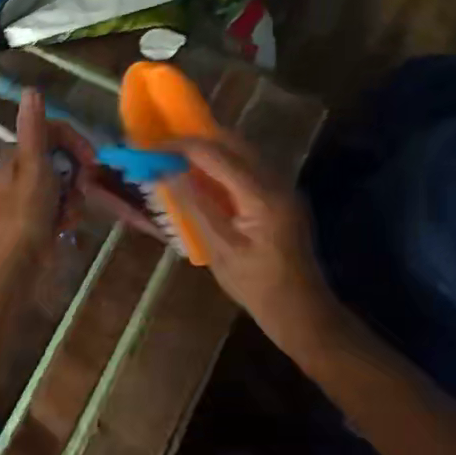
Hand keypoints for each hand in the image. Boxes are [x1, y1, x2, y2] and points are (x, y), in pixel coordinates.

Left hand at [0, 91, 67, 271]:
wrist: (15, 265)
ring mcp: (30, 196)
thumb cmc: (25, 212)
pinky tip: (63, 228)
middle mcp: (21, 171)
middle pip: (63, 159)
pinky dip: (67, 215)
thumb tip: (31, 89)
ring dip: (73, 200)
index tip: (91, 161)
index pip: (53, 132)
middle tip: (79, 192)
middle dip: (76, 177)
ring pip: (66, 185)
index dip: (75, 143)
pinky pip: (62, 206)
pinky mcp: (38, 218)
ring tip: (67, 216)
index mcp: (16, 155)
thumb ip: (35, 128)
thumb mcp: (33, 165)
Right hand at [167, 137, 330, 335]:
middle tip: (161, 150)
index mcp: (262, 196)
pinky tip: (201, 179)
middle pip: (231, 143)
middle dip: (194, 141)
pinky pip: (247, 167)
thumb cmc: (258, 288)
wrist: (304, 314)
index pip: (215, 154)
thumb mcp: (220, 250)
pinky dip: (221, 165)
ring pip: (240, 152)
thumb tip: (166, 172)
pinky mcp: (280, 196)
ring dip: (207, 151)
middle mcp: (276, 182)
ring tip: (175, 161)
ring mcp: (282, 187)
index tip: (151, 148)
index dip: (180, 146)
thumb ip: (194, 206)